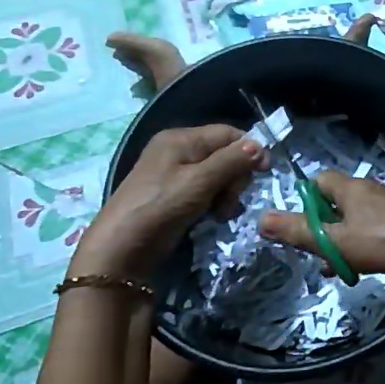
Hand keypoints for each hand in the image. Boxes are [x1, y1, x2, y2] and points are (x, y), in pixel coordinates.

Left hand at [75, 125, 269, 275]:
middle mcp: (178, 150)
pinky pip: (207, 189)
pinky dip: (215, 201)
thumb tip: (260, 145)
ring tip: (220, 212)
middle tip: (231, 200)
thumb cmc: (160, 208)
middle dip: (236, 176)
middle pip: (226, 153)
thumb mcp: (200, 181)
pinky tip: (212, 215)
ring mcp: (175, 173)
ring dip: (227, 193)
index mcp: (180, 138)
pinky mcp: (175, 194)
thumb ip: (232, 161)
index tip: (264, 173)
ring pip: (219, 174)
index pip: (229, 133)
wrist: (121, 250)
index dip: (249, 150)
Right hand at [259, 170, 384, 278]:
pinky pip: (373, 228)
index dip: (305, 198)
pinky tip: (359, 266)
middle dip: (323, 223)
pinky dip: (362, 243)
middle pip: (337, 199)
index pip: (320, 179)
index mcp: (352, 187)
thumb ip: (297, 231)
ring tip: (333, 264)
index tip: (299, 223)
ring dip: (341, 238)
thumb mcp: (331, 241)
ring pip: (355, 217)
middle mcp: (372, 189)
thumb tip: (261, 218)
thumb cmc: (378, 243)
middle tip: (314, 248)